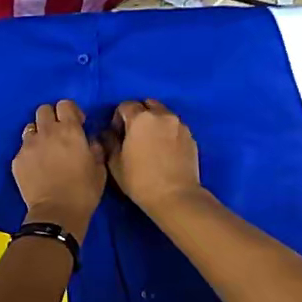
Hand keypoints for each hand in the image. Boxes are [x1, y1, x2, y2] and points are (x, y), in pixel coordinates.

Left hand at [11, 100, 105, 235]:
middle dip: (51, 117)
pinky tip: (36, 167)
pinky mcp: (16, 159)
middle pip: (43, 109)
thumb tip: (90, 140)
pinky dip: (30, 152)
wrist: (56, 213)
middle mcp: (46, 132)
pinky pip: (23, 148)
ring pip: (30, 127)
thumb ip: (94, 148)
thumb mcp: (99, 169)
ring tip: (45, 149)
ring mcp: (28, 145)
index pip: (65, 104)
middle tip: (59, 133)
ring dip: (39, 133)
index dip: (71, 112)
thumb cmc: (84, 191)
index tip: (77, 124)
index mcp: (69, 131)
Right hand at [102, 100, 203, 214]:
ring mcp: (180, 125)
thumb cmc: (139, 180)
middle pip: (147, 105)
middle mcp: (162, 115)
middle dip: (139, 115)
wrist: (175, 197)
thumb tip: (109, 133)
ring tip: (151, 143)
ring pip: (164, 115)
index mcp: (141, 118)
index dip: (118, 118)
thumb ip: (109, 142)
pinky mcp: (192, 138)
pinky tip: (164, 151)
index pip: (125, 105)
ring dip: (155, 123)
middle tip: (134, 135)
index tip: (117, 134)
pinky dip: (168, 133)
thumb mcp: (115, 162)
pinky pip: (175, 128)